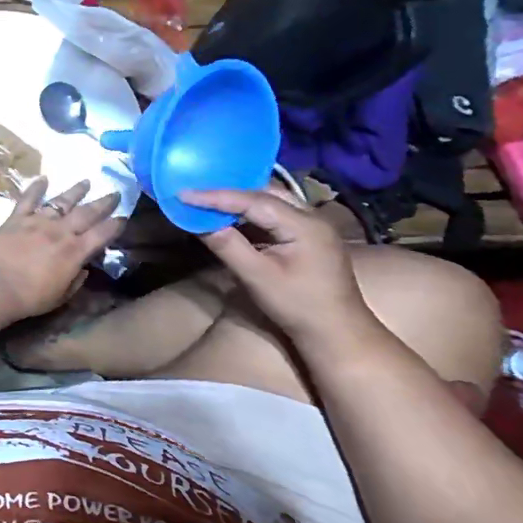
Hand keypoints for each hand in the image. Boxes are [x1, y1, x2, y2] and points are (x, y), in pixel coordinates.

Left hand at [0, 178, 122, 322]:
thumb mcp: (61, 296)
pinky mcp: (16, 218)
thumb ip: (75, 281)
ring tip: (86, 182)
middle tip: (115, 193)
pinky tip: (43, 178)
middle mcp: (61, 231)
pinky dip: (36, 187)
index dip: (116, 225)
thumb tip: (83, 269)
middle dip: (103, 202)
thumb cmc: (30, 298)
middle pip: (87, 212)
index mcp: (75, 252)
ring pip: (61, 201)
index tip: (124, 217)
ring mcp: (38, 221)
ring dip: (76, 191)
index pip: (102, 234)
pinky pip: (28, 199)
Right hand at [181, 188, 376, 345]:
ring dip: (242, 200)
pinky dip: (253, 213)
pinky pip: (277, 214)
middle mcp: (311, 216)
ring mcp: (313, 225)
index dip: (216, 196)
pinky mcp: (310, 236)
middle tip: (197, 190)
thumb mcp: (258, 277)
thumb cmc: (298, 306)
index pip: (253, 200)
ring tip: (210, 201)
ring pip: (273, 201)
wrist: (336, 332)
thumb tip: (198, 223)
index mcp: (303, 224)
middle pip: (266, 193)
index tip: (185, 194)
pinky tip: (234, 218)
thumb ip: (228, 247)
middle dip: (230, 191)